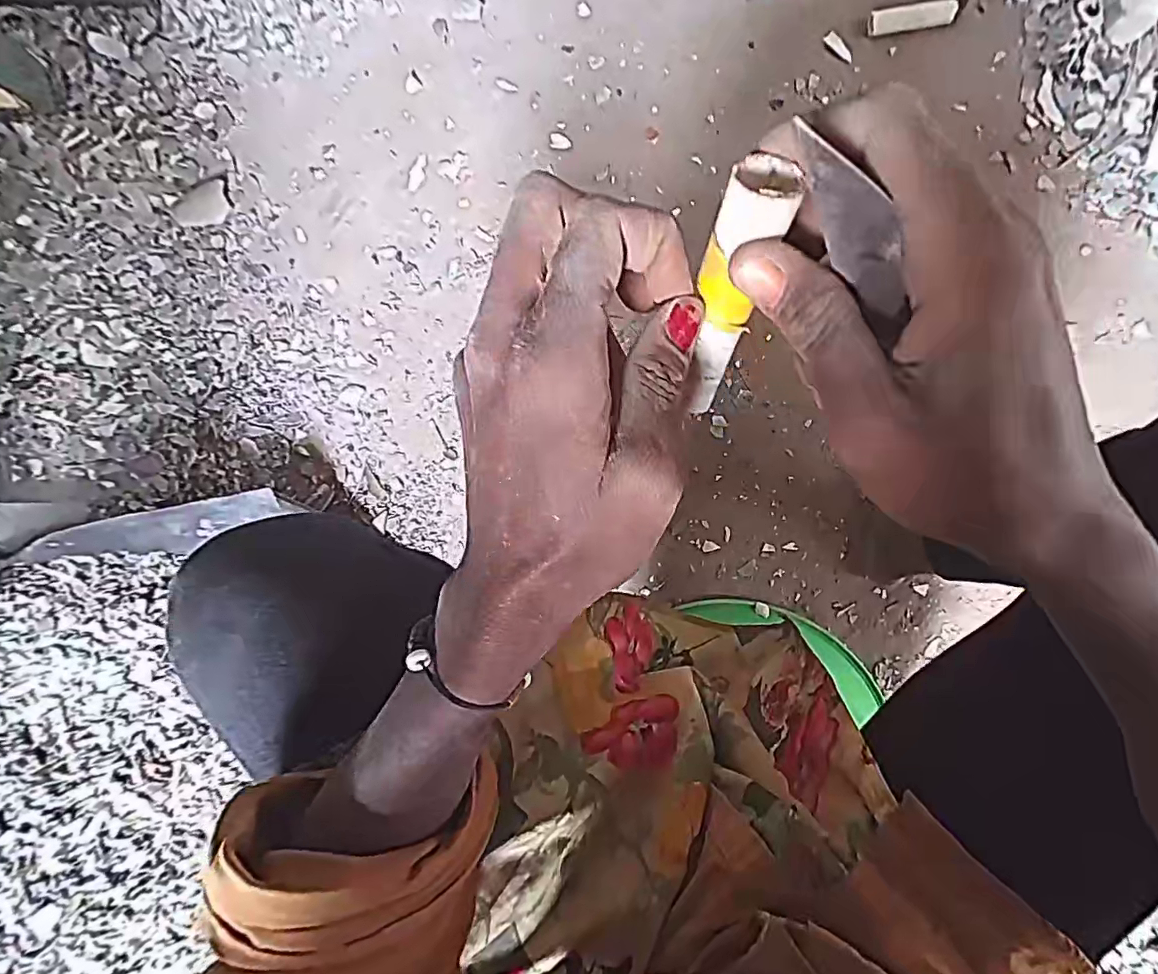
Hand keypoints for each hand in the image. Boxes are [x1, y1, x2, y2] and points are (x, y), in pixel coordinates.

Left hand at [437, 173, 702, 701]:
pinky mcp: (478, 368)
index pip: (594, 228)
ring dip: (587, 266)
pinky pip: (520, 296)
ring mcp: (480, 350)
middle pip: (541, 207)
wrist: (511, 581)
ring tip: (627, 341)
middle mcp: (501, 337)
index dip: (651, 244)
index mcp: (550, 358)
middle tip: (645, 298)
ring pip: (527, 245)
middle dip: (608, 229)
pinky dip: (564, 301)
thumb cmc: (582, 542)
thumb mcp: (651, 472)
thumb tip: (680, 313)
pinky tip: (595, 367)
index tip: (674, 307)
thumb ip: (664, 376)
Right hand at [732, 84, 1123, 573]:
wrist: (1046, 513)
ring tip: (792, 287)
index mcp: (965, 250)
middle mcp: (992, 231)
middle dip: (813, 187)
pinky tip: (838, 308)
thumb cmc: (962, 474)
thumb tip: (756, 258)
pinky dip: (867, 250)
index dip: (808, 146)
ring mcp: (998, 251)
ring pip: (900, 189)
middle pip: (890, 150)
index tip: (758, 202)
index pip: (884, 127)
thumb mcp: (866, 411)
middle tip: (764, 252)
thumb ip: (813, 324)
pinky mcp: (992, 279)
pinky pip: (919, 230)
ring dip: (836, 223)